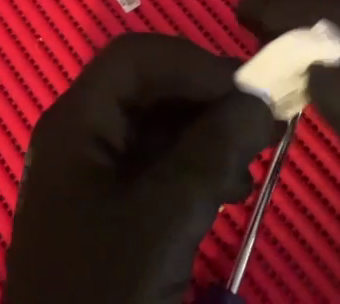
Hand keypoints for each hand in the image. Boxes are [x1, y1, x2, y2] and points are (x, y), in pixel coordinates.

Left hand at [3, 32, 278, 303]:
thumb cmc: (104, 290)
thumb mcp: (162, 219)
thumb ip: (211, 153)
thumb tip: (259, 99)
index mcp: (76, 122)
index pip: (135, 59)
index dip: (192, 63)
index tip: (250, 89)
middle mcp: (82, 136)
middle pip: (147, 89)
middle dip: (206, 100)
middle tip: (263, 125)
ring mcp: (94, 175)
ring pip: (157, 128)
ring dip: (207, 135)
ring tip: (250, 165)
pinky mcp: (112, 211)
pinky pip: (158, 167)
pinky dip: (197, 168)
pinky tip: (229, 192)